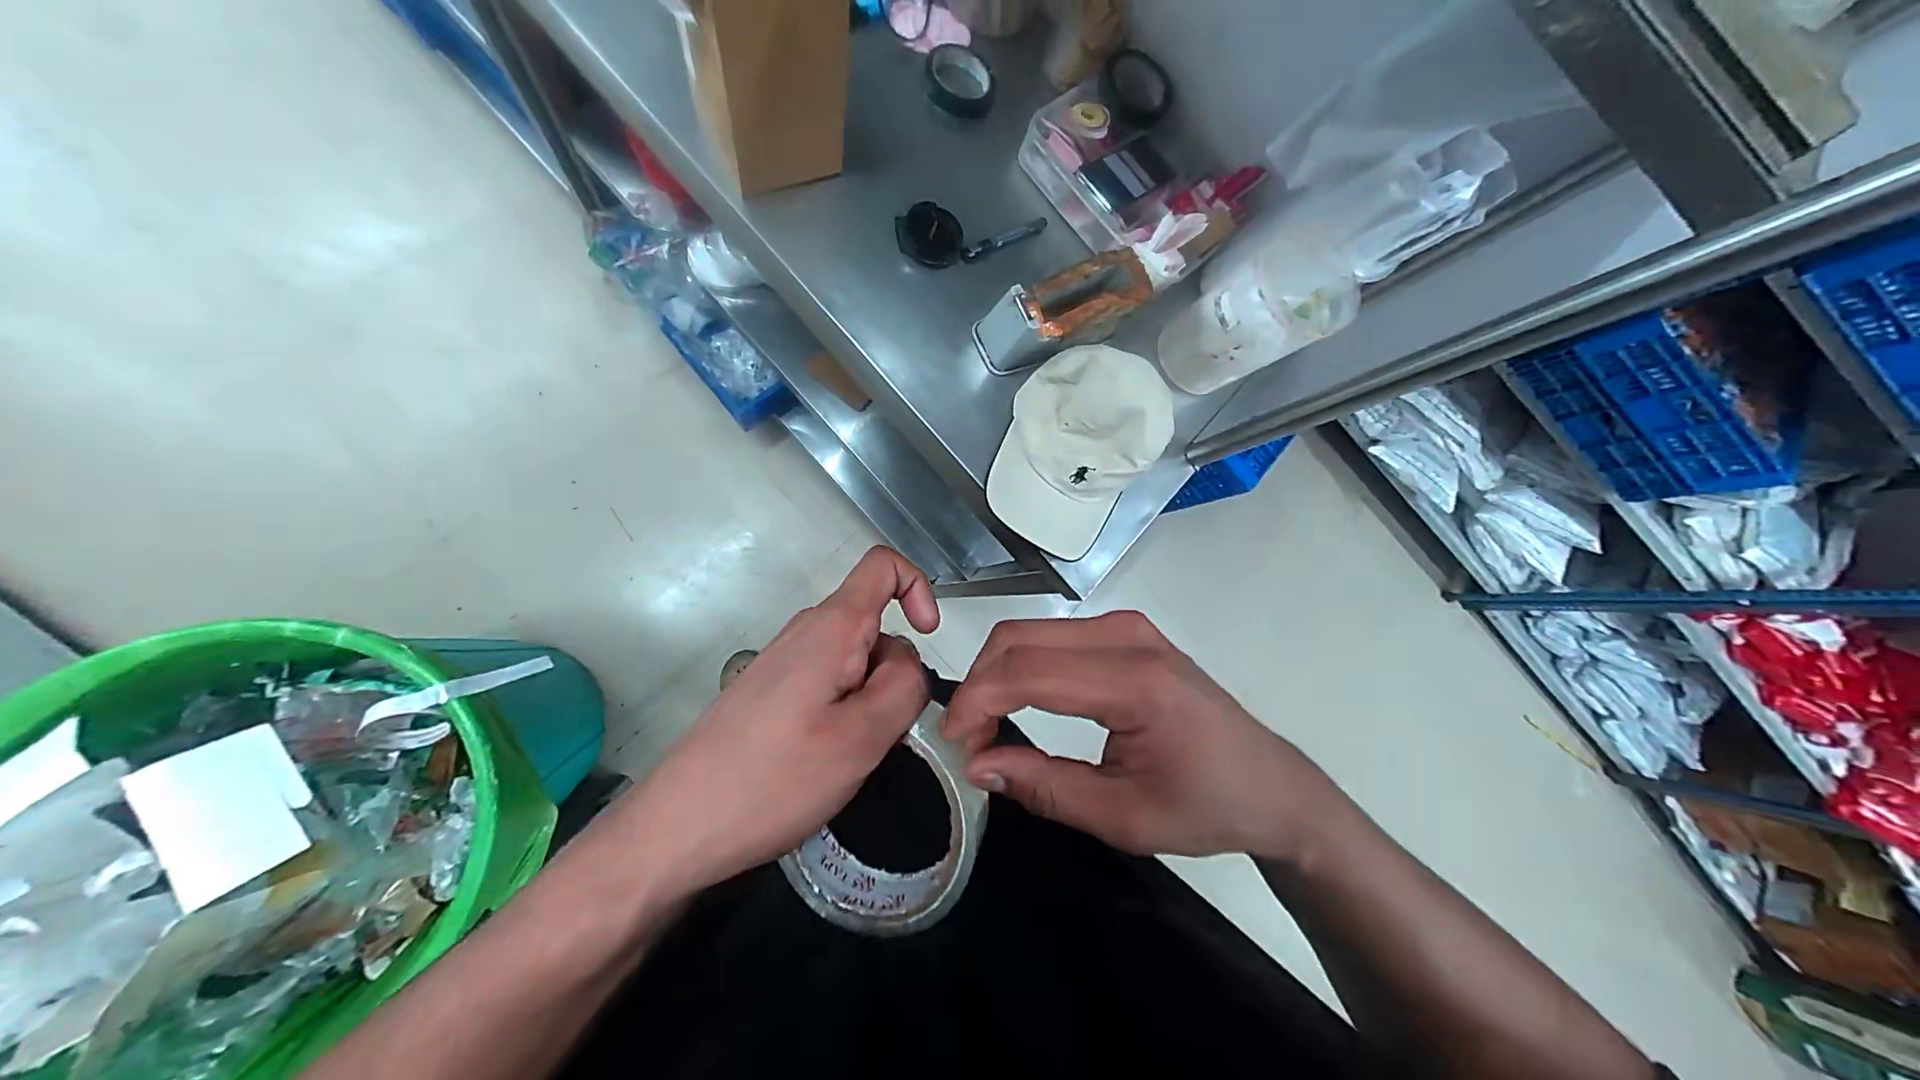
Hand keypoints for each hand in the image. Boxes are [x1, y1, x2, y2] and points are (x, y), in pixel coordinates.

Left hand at [617, 547, 940, 898]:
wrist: (680, 824)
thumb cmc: (774, 779)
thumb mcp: (863, 737)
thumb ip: (905, 686)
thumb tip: (908, 661)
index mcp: (830, 628)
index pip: (883, 566)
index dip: (917, 588)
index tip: (928, 638)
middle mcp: (804, 632)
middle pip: (873, 626)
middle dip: (893, 673)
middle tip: (876, 734)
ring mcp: (783, 661)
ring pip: (853, 661)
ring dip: (867, 700)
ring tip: (844, 753)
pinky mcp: (770, 691)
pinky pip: (827, 683)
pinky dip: (842, 712)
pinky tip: (818, 758)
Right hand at [942, 611, 1349, 861]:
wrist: (1273, 788)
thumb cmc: (1207, 807)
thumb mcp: (1123, 817)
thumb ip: (1044, 786)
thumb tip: (976, 764)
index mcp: (1135, 682)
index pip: (1026, 672)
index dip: (977, 704)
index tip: (955, 746)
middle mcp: (1128, 637)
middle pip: (1019, 639)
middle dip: (979, 685)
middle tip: (968, 740)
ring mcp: (1129, 628)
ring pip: (1031, 632)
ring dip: (996, 674)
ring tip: (989, 727)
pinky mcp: (1128, 632)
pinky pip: (1053, 636)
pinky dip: (1022, 666)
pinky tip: (1018, 703)